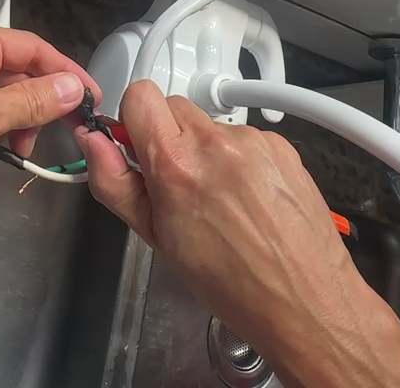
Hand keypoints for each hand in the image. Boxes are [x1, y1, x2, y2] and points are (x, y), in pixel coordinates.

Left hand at [0, 18, 100, 212]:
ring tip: (19, 149)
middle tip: (56, 135)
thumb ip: (33, 101)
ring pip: (3, 95)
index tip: (93, 100)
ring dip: (18, 121)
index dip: (67, 73)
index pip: (33, 48)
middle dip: (40, 103)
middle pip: (19, 71)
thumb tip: (73, 88)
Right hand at [78, 81, 399, 387]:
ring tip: (219, 198)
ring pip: (209, 123)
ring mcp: (252, 142)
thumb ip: (114, 181)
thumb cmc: (230, 283)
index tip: (138, 143)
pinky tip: (248, 198)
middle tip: (177, 178)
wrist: (306, 304)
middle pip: (173, 105)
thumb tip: (93, 141)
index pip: (139, 94)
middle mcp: (214, 143)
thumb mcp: (154, 238)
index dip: (133, 117)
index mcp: (175, 163)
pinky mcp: (280, 145)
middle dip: (168, 134)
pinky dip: (238, 159)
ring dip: (204, 149)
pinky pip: (243, 137)